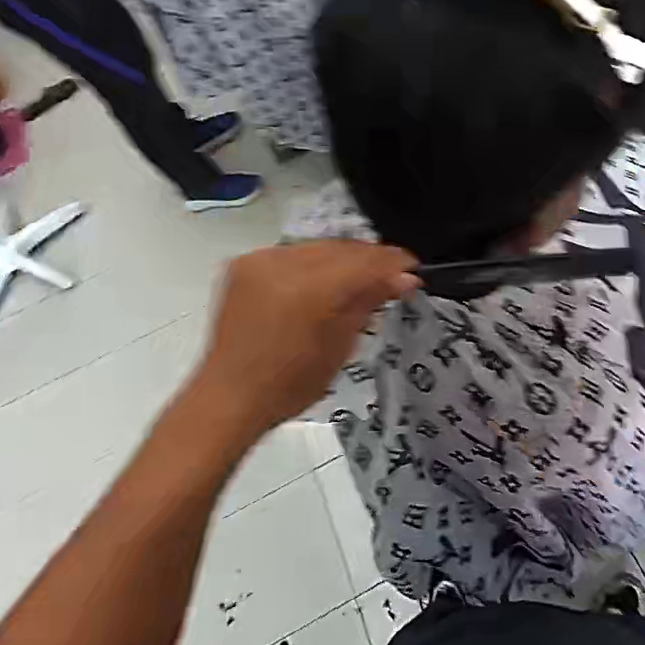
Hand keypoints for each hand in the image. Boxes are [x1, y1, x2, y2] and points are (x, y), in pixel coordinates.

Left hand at [182, 241, 417, 448]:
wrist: (230, 397)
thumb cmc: (292, 384)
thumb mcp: (342, 345)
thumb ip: (370, 301)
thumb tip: (405, 278)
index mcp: (310, 289)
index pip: (364, 262)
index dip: (394, 262)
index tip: (413, 268)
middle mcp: (282, 265)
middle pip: (343, 248)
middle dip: (371, 259)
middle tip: (394, 276)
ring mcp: (260, 262)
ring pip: (319, 247)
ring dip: (346, 259)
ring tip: (363, 278)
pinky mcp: (245, 265)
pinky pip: (294, 253)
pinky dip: (316, 262)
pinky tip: (327, 281)